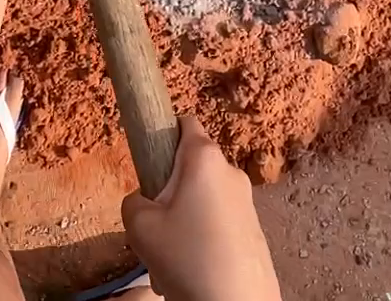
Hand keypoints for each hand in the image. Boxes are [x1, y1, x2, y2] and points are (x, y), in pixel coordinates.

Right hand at [121, 117, 282, 300]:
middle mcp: (230, 171)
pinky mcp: (257, 231)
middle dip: (172, 188)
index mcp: (204, 157)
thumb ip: (133, 201)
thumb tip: (143, 201)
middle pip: (193, 165)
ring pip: (206, 197)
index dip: (163, 134)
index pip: (183, 122)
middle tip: (157, 221)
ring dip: (187, 217)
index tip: (150, 162)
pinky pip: (222, 222)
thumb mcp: (140, 227)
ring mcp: (247, 201)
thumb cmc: (187, 258)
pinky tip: (195, 269)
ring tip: (174, 254)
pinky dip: (206, 238)